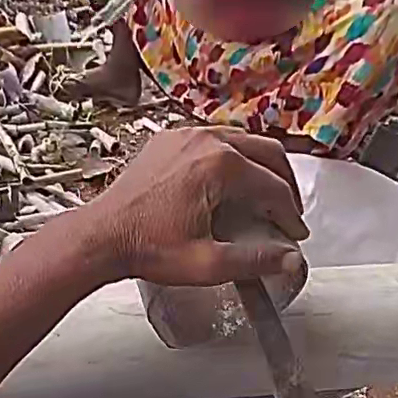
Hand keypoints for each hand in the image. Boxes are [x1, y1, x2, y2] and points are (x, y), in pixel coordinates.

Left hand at [66, 126, 308, 286]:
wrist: (101, 237)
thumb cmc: (146, 248)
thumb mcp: (206, 263)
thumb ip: (254, 260)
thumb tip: (291, 260)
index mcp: (219, 164)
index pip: (273, 186)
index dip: (290, 214)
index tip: (295, 234)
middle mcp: (205, 139)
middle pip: (266, 152)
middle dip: (284, 184)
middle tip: (289, 213)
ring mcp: (185, 134)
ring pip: (242, 141)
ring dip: (261, 168)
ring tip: (267, 198)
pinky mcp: (169, 140)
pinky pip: (214, 139)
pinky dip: (234, 158)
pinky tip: (233, 182)